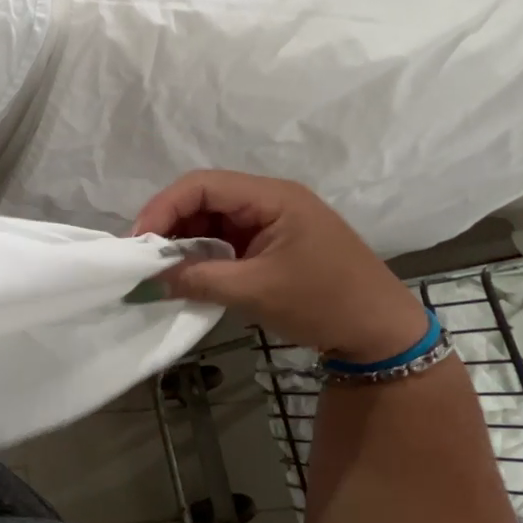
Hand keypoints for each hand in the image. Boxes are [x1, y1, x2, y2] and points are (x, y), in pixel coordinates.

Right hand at [133, 170, 427, 360]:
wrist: (383, 337)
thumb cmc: (325, 304)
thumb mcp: (255, 292)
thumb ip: (196, 279)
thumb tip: (144, 280)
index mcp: (272, 197)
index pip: (201, 185)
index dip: (163, 207)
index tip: (139, 242)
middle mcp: (270, 199)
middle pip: (203, 197)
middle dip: (170, 225)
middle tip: (144, 258)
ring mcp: (271, 220)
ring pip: (210, 218)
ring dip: (184, 241)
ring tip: (162, 269)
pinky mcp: (271, 242)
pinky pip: (224, 237)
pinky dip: (202, 253)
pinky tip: (188, 273)